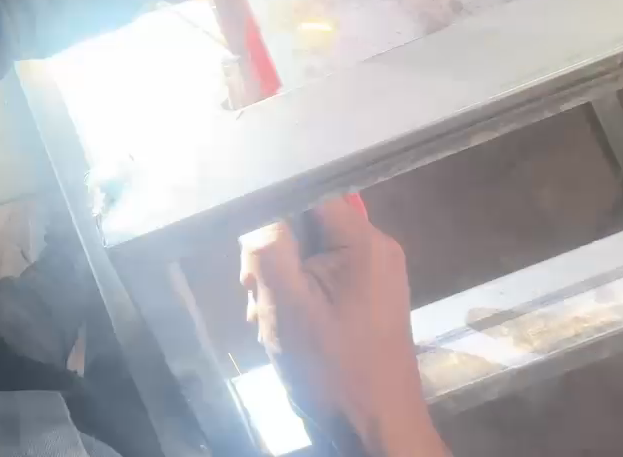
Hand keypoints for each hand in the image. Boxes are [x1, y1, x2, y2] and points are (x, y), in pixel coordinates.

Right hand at [240, 198, 447, 456]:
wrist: (375, 436)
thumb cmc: (331, 367)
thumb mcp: (285, 300)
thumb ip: (266, 242)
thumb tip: (256, 202)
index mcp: (363, 240)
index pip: (307, 189)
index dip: (272, 204)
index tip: (248, 234)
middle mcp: (374, 247)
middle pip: (305, 219)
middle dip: (271, 248)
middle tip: (252, 286)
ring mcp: (372, 273)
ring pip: (307, 248)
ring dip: (279, 273)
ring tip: (264, 310)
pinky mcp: (365, 296)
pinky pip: (320, 271)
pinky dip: (296, 289)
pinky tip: (282, 319)